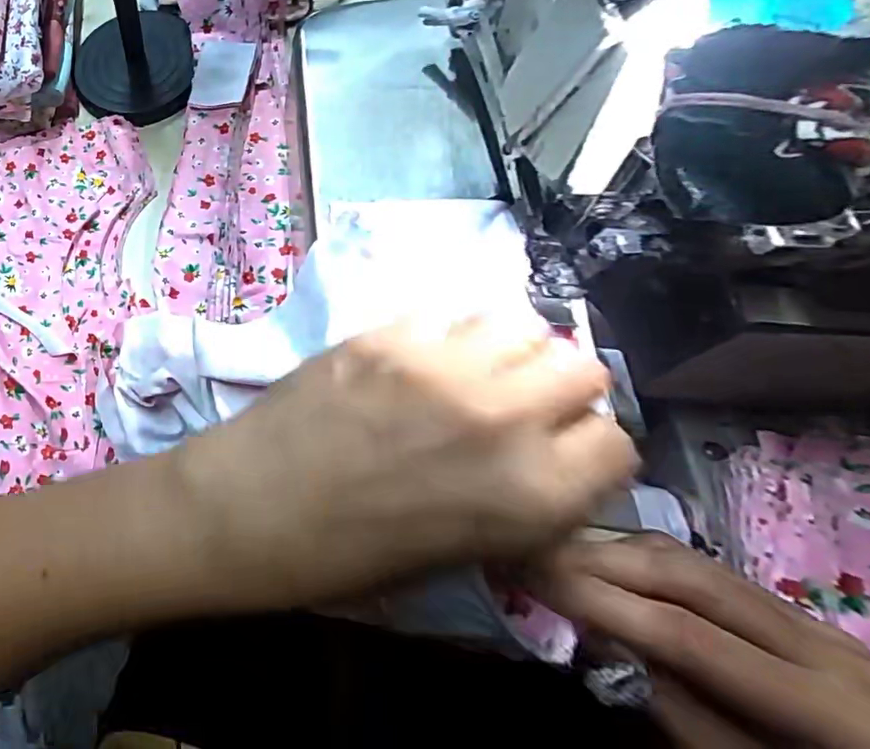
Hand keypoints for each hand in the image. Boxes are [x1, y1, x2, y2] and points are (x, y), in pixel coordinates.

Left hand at [172, 315, 637, 609]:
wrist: (255, 505)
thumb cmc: (352, 553)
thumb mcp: (464, 550)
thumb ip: (521, 498)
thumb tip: (545, 457)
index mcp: (537, 492)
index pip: (614, 440)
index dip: (584, 444)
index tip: (554, 446)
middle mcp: (502, 416)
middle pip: (578, 363)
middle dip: (556, 383)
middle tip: (515, 399)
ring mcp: (439, 365)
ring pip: (514, 322)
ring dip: (502, 347)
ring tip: (467, 370)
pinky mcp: (381, 335)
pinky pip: (440, 315)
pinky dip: (439, 334)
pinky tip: (410, 360)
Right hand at [533, 532, 869, 748]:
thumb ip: (677, 710)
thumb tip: (596, 633)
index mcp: (835, 712)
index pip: (689, 636)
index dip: (600, 602)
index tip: (527, 576)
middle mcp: (834, 653)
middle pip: (689, 578)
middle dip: (597, 558)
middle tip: (527, 548)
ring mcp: (822, 627)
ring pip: (696, 560)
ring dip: (613, 547)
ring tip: (553, 546)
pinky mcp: (803, 617)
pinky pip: (709, 569)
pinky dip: (644, 557)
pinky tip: (603, 555)